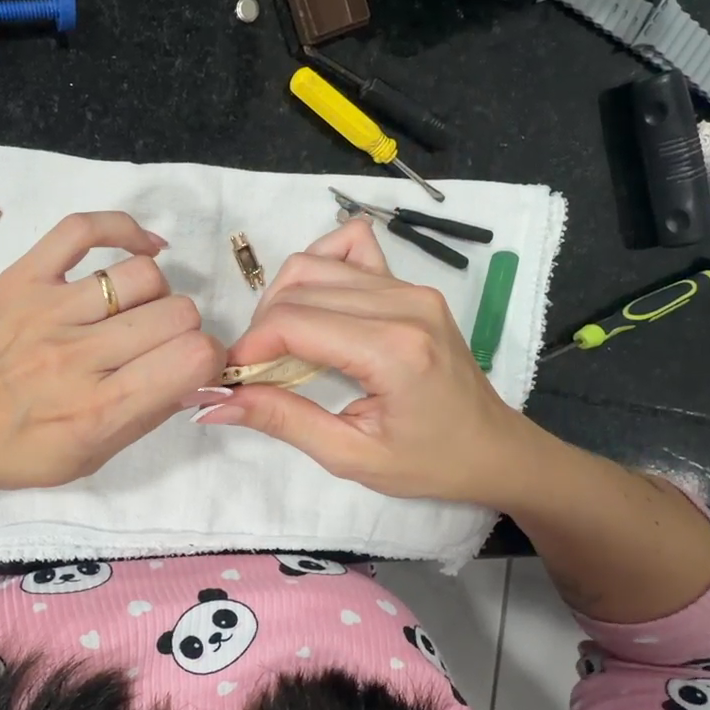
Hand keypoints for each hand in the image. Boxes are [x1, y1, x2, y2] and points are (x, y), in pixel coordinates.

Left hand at [0, 211, 224, 490]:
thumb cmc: (9, 453)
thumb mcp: (84, 461)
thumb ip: (143, 419)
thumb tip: (194, 377)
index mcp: (98, 411)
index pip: (192, 359)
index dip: (207, 359)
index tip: (191, 366)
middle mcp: (78, 357)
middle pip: (178, 313)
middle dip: (185, 331)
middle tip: (160, 346)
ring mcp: (48, 310)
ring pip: (143, 276)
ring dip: (154, 296)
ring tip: (135, 314)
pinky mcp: (22, 277)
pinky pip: (83, 229)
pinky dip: (124, 229)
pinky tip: (142, 250)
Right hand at [197, 218, 535, 504]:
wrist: (494, 448)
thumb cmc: (429, 462)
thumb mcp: (351, 456)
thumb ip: (282, 421)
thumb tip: (216, 402)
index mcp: (393, 350)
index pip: (292, 323)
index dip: (249, 347)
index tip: (232, 378)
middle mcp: (403, 303)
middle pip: (297, 289)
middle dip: (260, 328)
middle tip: (257, 372)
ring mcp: (410, 287)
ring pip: (314, 263)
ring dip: (281, 301)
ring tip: (282, 345)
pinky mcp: (410, 284)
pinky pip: (349, 248)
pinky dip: (319, 267)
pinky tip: (315, 306)